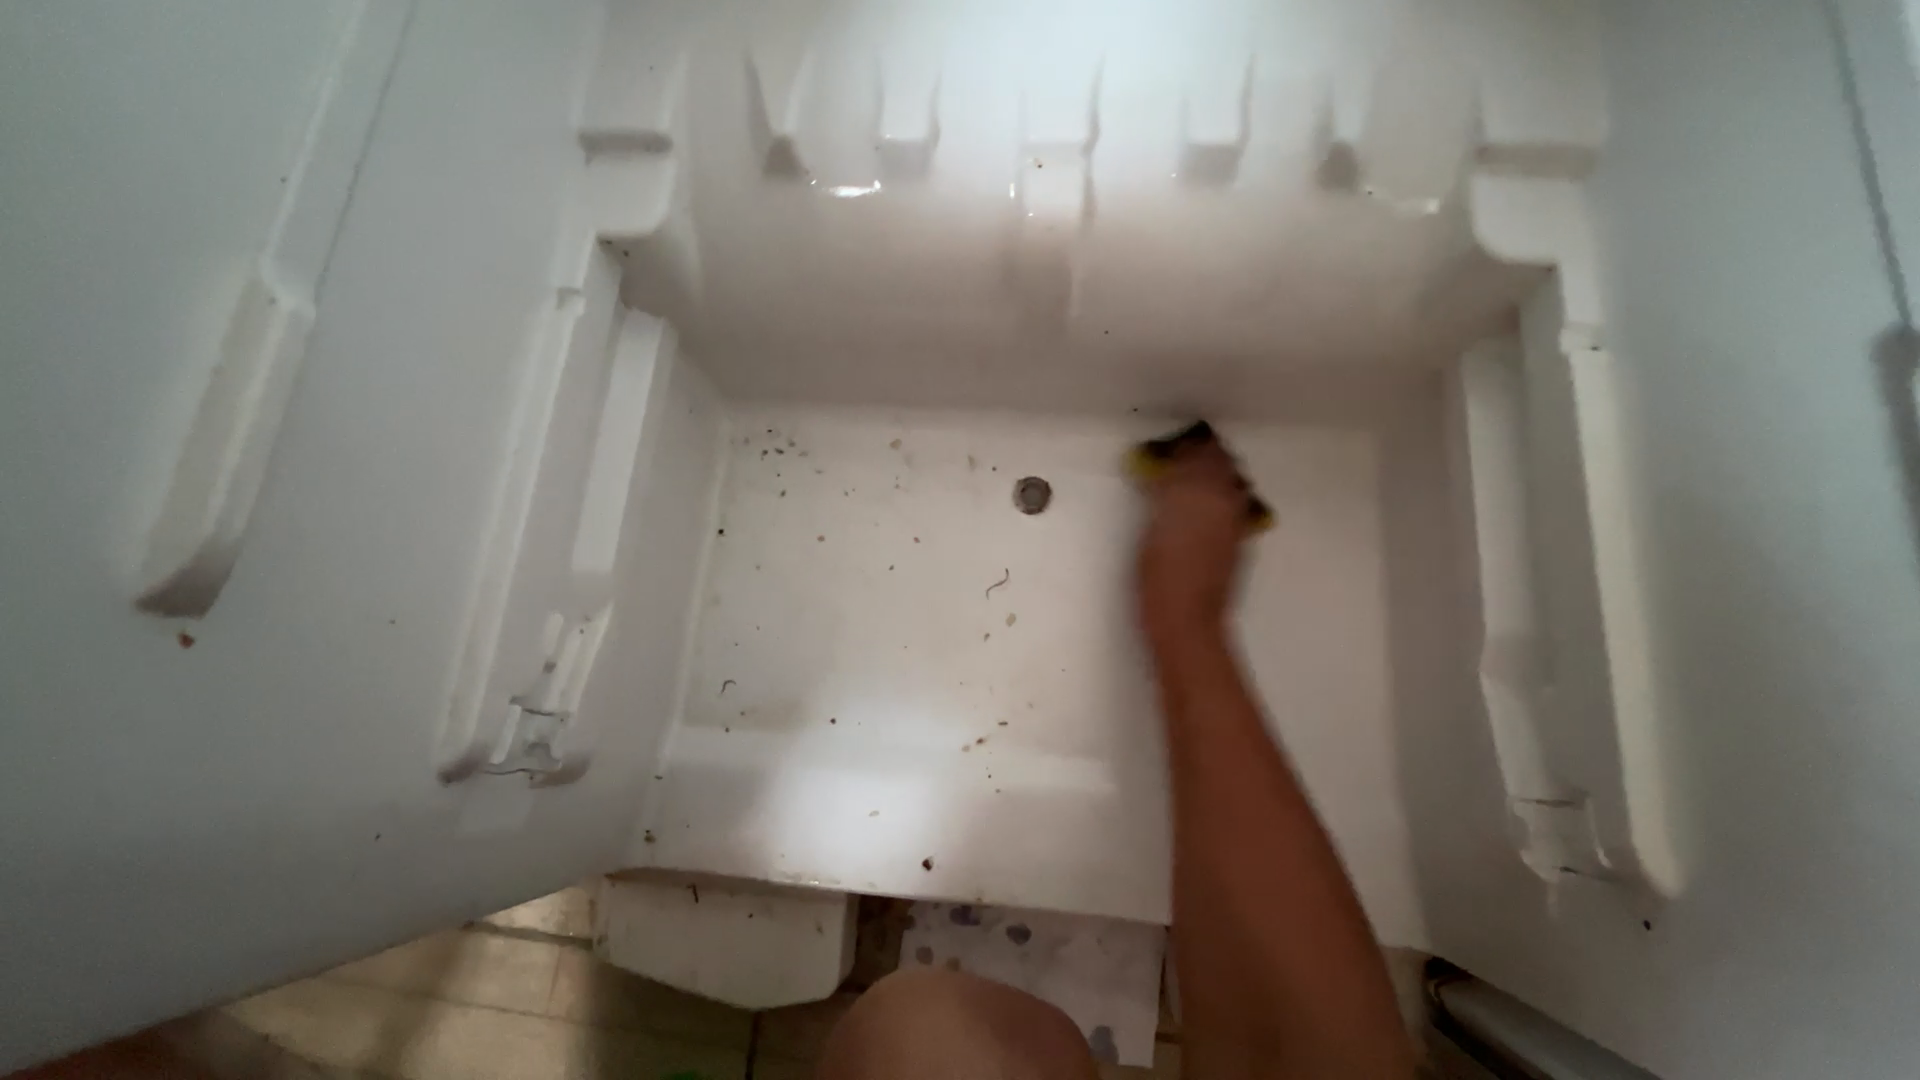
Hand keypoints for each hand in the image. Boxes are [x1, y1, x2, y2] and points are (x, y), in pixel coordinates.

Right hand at [1136, 438, 1249, 654]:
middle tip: (1186, 450)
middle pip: (1217, 463)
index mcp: (1192, 496)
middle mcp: (1220, 501)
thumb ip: (1162, 499)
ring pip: (1232, 478)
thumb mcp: (1150, 533)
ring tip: (1200, 470)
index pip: (1190, 458)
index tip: (1168, 446)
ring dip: (1218, 469)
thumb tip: (1163, 478)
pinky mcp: (1240, 537)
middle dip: (1203, 453)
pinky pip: (1237, 500)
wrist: (1189, 620)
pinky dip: (1226, 491)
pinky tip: (1213, 499)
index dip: (1180, 449)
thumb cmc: (1157, 580)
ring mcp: (1234, 519)